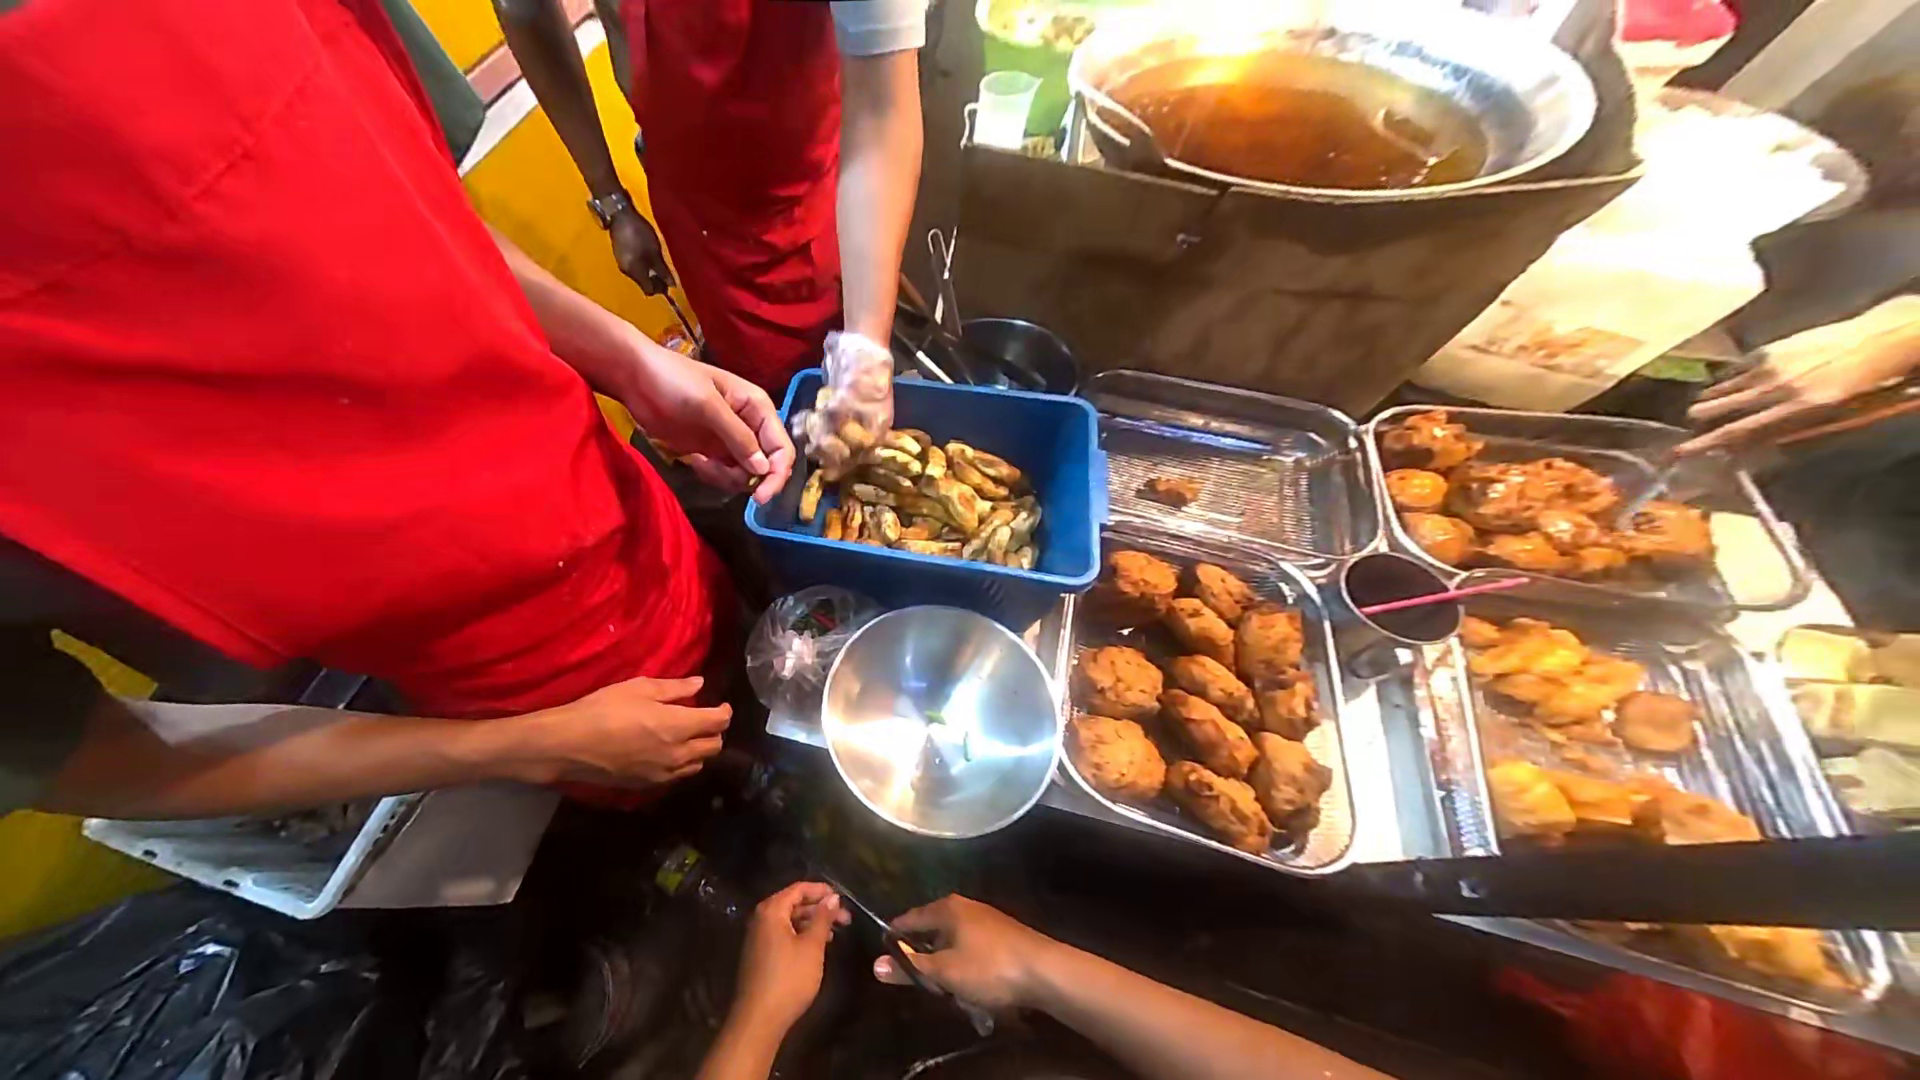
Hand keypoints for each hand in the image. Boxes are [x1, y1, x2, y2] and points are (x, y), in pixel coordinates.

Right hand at [510, 676, 729, 785]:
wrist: (565, 745)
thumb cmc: (603, 709)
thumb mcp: (640, 688)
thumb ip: (675, 688)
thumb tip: (699, 684)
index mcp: (678, 727)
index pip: (718, 723)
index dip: (724, 712)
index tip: (720, 704)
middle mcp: (676, 754)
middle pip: (714, 747)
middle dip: (715, 732)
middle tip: (704, 719)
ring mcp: (661, 773)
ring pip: (697, 765)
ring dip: (699, 750)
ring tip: (688, 736)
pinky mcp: (645, 785)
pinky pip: (676, 776)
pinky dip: (681, 765)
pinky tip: (669, 753)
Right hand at [610, 208, 673, 295]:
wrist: (619, 214)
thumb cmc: (639, 233)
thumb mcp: (655, 253)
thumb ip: (663, 271)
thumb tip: (672, 286)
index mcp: (635, 272)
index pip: (649, 290)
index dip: (660, 289)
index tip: (669, 283)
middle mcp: (626, 272)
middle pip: (643, 284)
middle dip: (656, 281)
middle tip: (666, 273)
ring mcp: (621, 263)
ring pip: (639, 276)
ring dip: (649, 273)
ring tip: (658, 263)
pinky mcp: (619, 255)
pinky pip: (634, 267)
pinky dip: (643, 266)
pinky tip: (648, 257)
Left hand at [615, 340, 795, 502]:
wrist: (633, 377)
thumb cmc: (674, 381)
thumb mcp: (709, 406)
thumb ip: (738, 437)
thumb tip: (763, 469)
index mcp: (758, 409)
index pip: (781, 447)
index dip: (777, 473)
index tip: (761, 496)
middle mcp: (751, 426)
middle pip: (769, 464)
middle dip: (754, 479)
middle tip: (737, 490)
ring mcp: (731, 440)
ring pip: (747, 473)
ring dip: (729, 477)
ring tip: (702, 465)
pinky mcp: (713, 451)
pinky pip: (726, 473)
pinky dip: (715, 475)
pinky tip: (695, 462)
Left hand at [733, 882, 849, 1032]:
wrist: (758, 1023)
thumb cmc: (788, 979)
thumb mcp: (812, 946)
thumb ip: (823, 918)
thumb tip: (833, 897)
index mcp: (771, 911)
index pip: (799, 888)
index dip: (821, 891)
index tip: (842, 899)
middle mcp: (761, 919)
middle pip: (794, 903)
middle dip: (819, 909)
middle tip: (844, 918)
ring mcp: (759, 939)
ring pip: (789, 920)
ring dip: (812, 923)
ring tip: (834, 932)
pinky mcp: (760, 955)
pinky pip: (783, 935)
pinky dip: (801, 935)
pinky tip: (817, 946)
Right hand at [873, 895, 1055, 1011]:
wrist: (1042, 970)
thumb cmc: (988, 967)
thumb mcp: (944, 973)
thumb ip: (911, 967)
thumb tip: (876, 963)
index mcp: (948, 908)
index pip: (912, 917)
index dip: (896, 934)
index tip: (884, 950)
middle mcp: (965, 905)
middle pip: (933, 928)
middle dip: (924, 954)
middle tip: (917, 978)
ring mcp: (985, 918)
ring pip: (953, 940)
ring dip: (947, 963)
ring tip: (945, 988)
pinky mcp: (1000, 933)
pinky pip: (971, 947)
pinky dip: (964, 963)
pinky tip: (970, 985)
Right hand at [1680, 320, 1919, 454]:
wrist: (1893, 333)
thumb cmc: (1872, 376)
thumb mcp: (1839, 407)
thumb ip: (1792, 424)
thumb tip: (1749, 441)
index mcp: (1800, 406)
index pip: (1739, 430)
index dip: (1706, 442)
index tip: (1678, 452)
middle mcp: (1777, 388)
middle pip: (1714, 408)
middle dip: (1700, 416)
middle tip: (1698, 418)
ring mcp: (1769, 367)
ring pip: (1717, 389)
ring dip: (1713, 397)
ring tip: (1715, 400)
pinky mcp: (1767, 350)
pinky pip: (1733, 371)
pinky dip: (1730, 378)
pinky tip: (1741, 379)